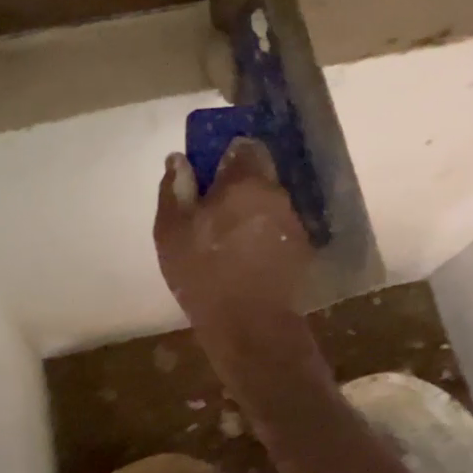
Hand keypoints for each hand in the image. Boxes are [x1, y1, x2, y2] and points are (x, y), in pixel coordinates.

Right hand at [154, 137, 312, 331]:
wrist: (250, 327)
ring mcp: (293, 224)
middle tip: (210, 206)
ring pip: (269, 202)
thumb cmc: (204, 273)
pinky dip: (262, 233)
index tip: (207, 171)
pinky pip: (277, 228)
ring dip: (250, 210)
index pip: (245, 146)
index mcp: (246, 182)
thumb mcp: (172, 230)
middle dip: (238, 183)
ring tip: (226, 236)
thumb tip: (179, 159)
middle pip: (259, 174)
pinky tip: (244, 256)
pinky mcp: (300, 251)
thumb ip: (175, 188)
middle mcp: (277, 195)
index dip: (225, 154)